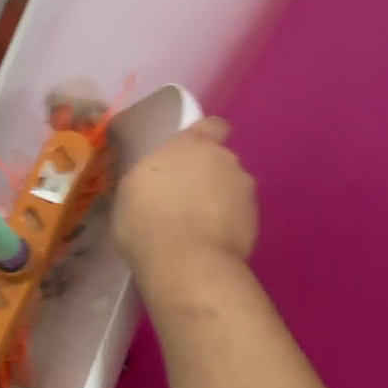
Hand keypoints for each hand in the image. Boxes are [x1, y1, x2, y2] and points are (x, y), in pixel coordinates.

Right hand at [114, 117, 258, 289]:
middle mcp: (225, 160)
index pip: (211, 125)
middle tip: (182, 199)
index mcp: (192, 145)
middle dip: (206, 175)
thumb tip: (162, 179)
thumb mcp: (131, 189)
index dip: (204, 137)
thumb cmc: (146, 219)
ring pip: (231, 189)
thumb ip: (154, 175)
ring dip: (218, 201)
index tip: (190, 155)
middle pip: (220, 161)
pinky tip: (204, 244)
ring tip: (194, 227)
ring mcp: (245, 191)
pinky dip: (225, 226)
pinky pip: (237, 217)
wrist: (185, 262)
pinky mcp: (255, 222)